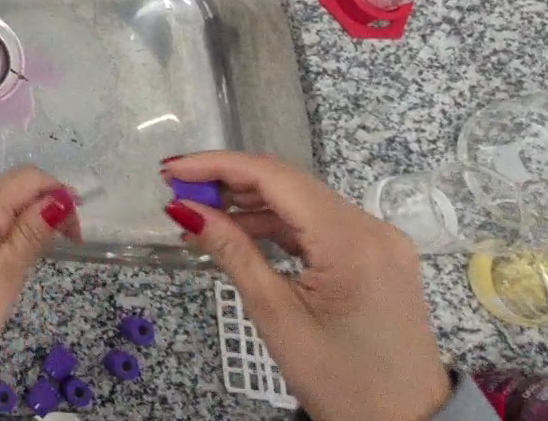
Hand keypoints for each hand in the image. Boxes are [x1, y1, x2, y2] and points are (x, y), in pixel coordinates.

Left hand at [0, 167, 79, 378]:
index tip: (74, 234)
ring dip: (9, 224)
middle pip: (6, 189)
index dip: (58, 196)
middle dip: (35, 213)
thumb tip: (58, 199)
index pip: (28, 177)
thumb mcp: (3, 281)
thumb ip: (30, 235)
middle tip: (46, 258)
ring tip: (14, 268)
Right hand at [162, 152, 450, 420]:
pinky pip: (313, 222)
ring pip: (297, 200)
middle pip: (286, 182)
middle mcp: (372, 228)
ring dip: (245, 201)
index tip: (170, 171)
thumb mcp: (276, 314)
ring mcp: (377, 241)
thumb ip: (231, 250)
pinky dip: (271, 222)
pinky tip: (235, 232)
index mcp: (353, 240)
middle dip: (226, 180)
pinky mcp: (373, 256)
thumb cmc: (342, 380)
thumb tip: (181, 207)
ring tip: (198, 215)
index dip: (216, 165)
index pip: (274, 177)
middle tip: (176, 190)